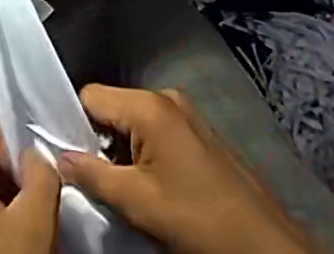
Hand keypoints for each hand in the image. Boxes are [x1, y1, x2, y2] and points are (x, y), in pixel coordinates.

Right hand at [59, 86, 314, 253]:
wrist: (272, 253)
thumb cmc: (203, 223)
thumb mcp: (137, 203)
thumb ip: (91, 174)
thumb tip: (60, 159)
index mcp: (149, 106)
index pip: (87, 96)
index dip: (73, 124)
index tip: (73, 157)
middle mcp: (167, 99)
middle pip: (110, 108)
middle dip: (100, 141)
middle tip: (102, 178)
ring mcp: (188, 116)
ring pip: (131, 122)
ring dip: (123, 151)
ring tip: (130, 188)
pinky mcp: (201, 136)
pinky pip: (155, 132)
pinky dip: (145, 155)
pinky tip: (154, 187)